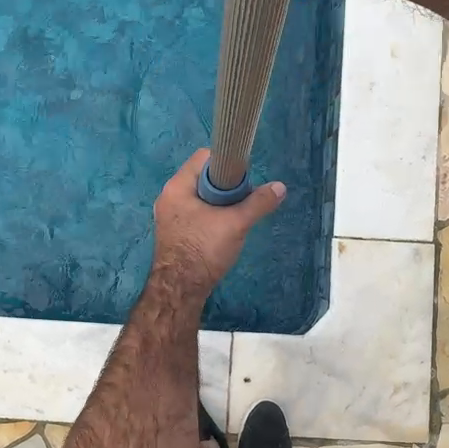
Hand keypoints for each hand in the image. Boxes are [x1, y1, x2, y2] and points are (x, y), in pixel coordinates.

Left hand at [150, 150, 285, 302]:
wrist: (180, 289)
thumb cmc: (204, 250)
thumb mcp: (236, 223)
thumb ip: (258, 203)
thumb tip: (280, 187)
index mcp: (177, 186)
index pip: (204, 157)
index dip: (227, 162)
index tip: (244, 177)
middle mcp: (168, 197)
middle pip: (203, 177)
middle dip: (226, 186)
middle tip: (243, 200)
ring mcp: (168, 216)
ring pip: (200, 197)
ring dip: (220, 203)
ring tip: (236, 216)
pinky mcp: (173, 232)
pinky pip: (195, 213)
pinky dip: (211, 216)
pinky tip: (223, 230)